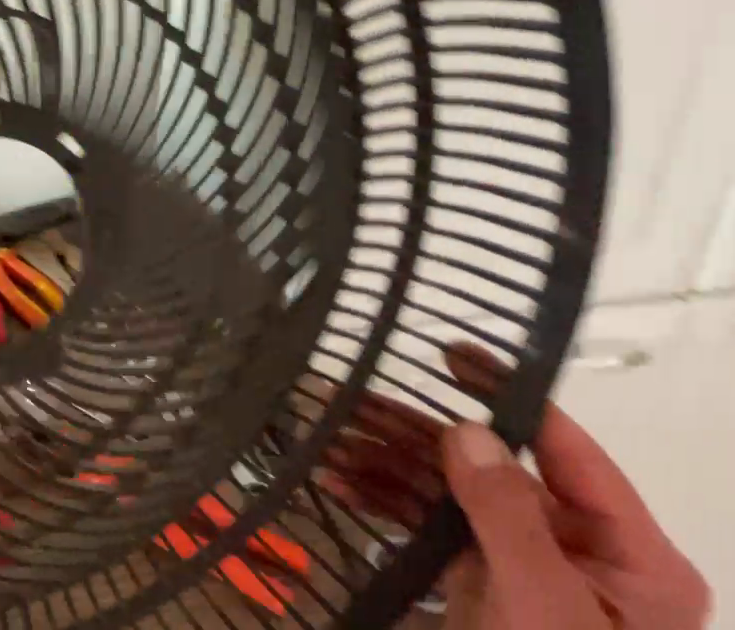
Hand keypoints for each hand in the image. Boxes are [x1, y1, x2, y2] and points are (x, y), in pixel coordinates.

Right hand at [319, 343, 709, 629]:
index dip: (509, 396)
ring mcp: (525, 562)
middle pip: (488, 465)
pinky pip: (429, 523)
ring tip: (325, 441)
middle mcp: (579, 546)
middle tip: (343, 401)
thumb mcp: (540, 602)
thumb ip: (508, 515)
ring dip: (384, 464)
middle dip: (411, 434)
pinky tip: (337, 481)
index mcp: (630, 552)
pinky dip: (383, 500)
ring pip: (448, 489)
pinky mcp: (481, 578)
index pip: (568, 451)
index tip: (448, 352)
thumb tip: (468, 428)